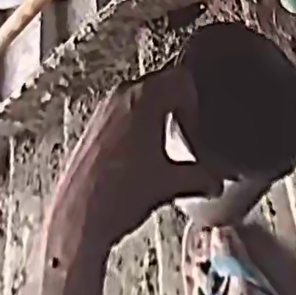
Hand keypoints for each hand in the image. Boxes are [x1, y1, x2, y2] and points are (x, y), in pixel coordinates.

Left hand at [43, 66, 219, 257]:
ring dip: (157, 116)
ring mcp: (106, 106)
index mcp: (145, 98)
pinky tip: (139, 157)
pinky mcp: (95, 122)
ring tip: (162, 150)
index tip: (194, 129)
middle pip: (162, 84)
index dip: (194, 103)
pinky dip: (138, 124)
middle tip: (185, 138)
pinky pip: (124, 109)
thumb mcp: (169, 184)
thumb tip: (216, 180)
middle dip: (177, 108)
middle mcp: (123, 94)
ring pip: (142, 97)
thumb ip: (200, 177)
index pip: (181, 78)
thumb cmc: (118, 195)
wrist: (79, 216)